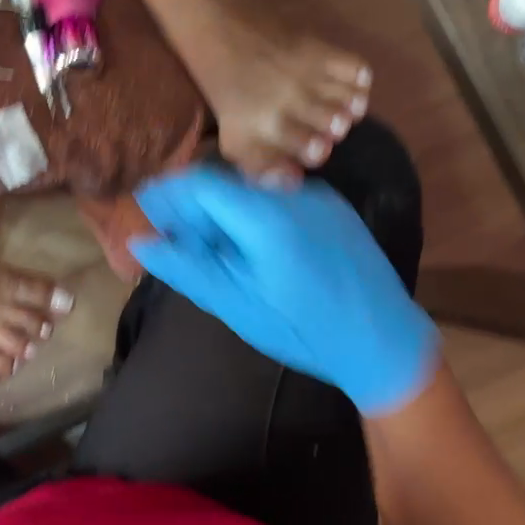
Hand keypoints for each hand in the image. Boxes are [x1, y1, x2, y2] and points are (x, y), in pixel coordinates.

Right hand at [130, 164, 436, 413]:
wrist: (383, 341)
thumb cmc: (303, 329)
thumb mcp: (236, 303)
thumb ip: (186, 267)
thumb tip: (140, 242)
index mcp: (266, 216)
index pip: (201, 183)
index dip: (169, 196)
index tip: (148, 217)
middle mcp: (293, 193)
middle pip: (226, 184)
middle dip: (194, 208)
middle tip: (177, 242)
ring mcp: (318, 197)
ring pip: (252, 191)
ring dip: (223, 213)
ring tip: (213, 252)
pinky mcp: (333, 208)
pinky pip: (278, 200)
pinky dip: (252, 217)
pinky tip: (251, 251)